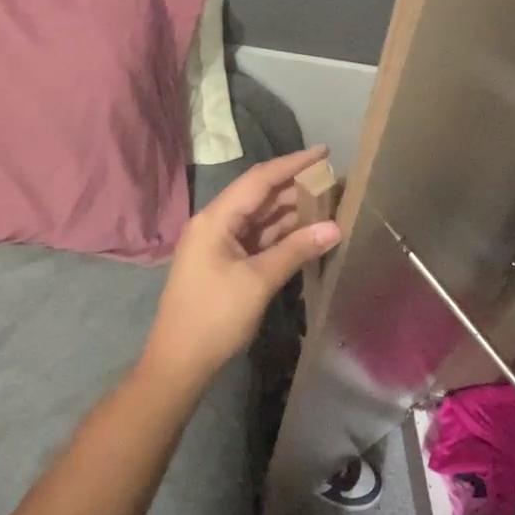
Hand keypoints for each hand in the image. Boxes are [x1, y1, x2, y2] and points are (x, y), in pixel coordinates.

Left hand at [141, 146, 342, 385]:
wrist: (179, 362)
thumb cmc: (214, 317)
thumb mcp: (258, 281)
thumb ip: (296, 250)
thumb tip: (335, 227)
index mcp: (216, 219)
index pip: (259, 179)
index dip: (293, 163)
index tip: (325, 152)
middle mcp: (215, 223)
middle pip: (260, 195)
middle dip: (296, 187)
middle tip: (334, 182)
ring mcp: (219, 244)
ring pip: (261, 218)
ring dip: (291, 211)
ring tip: (329, 203)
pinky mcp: (226, 263)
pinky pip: (258, 238)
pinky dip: (282, 234)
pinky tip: (308, 232)